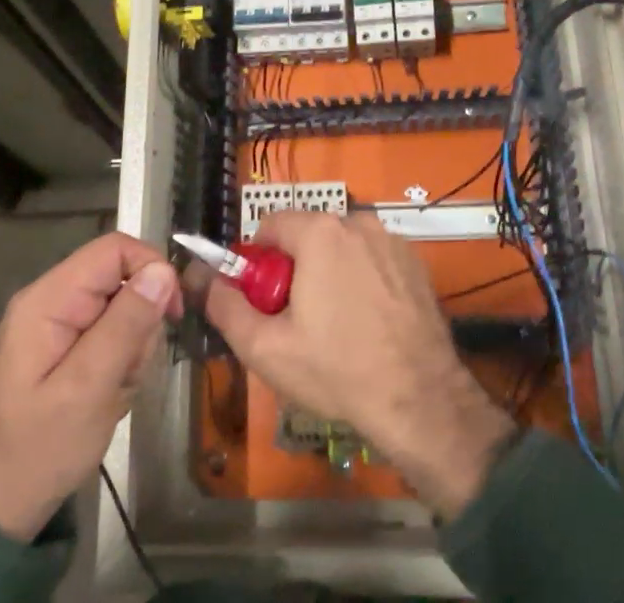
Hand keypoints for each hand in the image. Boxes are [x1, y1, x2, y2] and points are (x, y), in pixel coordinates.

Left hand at [0, 232, 181, 540]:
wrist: (3, 502)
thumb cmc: (41, 448)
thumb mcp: (89, 388)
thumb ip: (126, 326)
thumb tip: (163, 271)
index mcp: (47, 300)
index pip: (114, 250)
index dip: (152, 269)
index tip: (172, 315)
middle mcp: (52, 300)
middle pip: (122, 277)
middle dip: (141, 322)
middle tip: (128, 373)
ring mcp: (59, 323)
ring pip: (125, 307)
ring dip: (135, 348)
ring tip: (115, 390)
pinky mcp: (68, 345)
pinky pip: (115, 334)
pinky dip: (124, 362)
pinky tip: (110, 394)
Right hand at [205, 212, 514, 516]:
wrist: (419, 400)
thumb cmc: (336, 370)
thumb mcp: (264, 347)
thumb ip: (225, 306)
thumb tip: (204, 279)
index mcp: (321, 233)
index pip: (270, 225)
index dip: (256, 262)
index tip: (261, 300)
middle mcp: (360, 224)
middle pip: (307, 237)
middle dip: (292, 270)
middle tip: (293, 322)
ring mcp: (394, 243)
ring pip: (341, 250)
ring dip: (328, 276)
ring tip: (332, 329)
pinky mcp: (417, 267)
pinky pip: (372, 263)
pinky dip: (361, 283)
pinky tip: (366, 327)